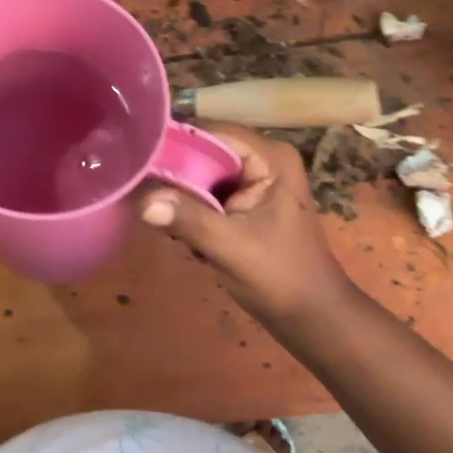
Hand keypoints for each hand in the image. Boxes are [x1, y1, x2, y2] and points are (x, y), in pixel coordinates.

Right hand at [134, 123, 353, 323]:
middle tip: (143, 193)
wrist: (315, 320)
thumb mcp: (232, 248)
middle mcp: (263, 159)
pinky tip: (182, 233)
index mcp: (270, 158)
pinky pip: (206, 190)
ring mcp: (255, 180)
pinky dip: (190, 208)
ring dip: (180, 194)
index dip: (174, 142)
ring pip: (201, 171)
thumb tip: (143, 201)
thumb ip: (189, 220)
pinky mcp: (245, 200)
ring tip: (162, 217)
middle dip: (175, 173)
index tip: (136, 156)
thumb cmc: (283, 279)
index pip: (211, 132)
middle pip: (203, 150)